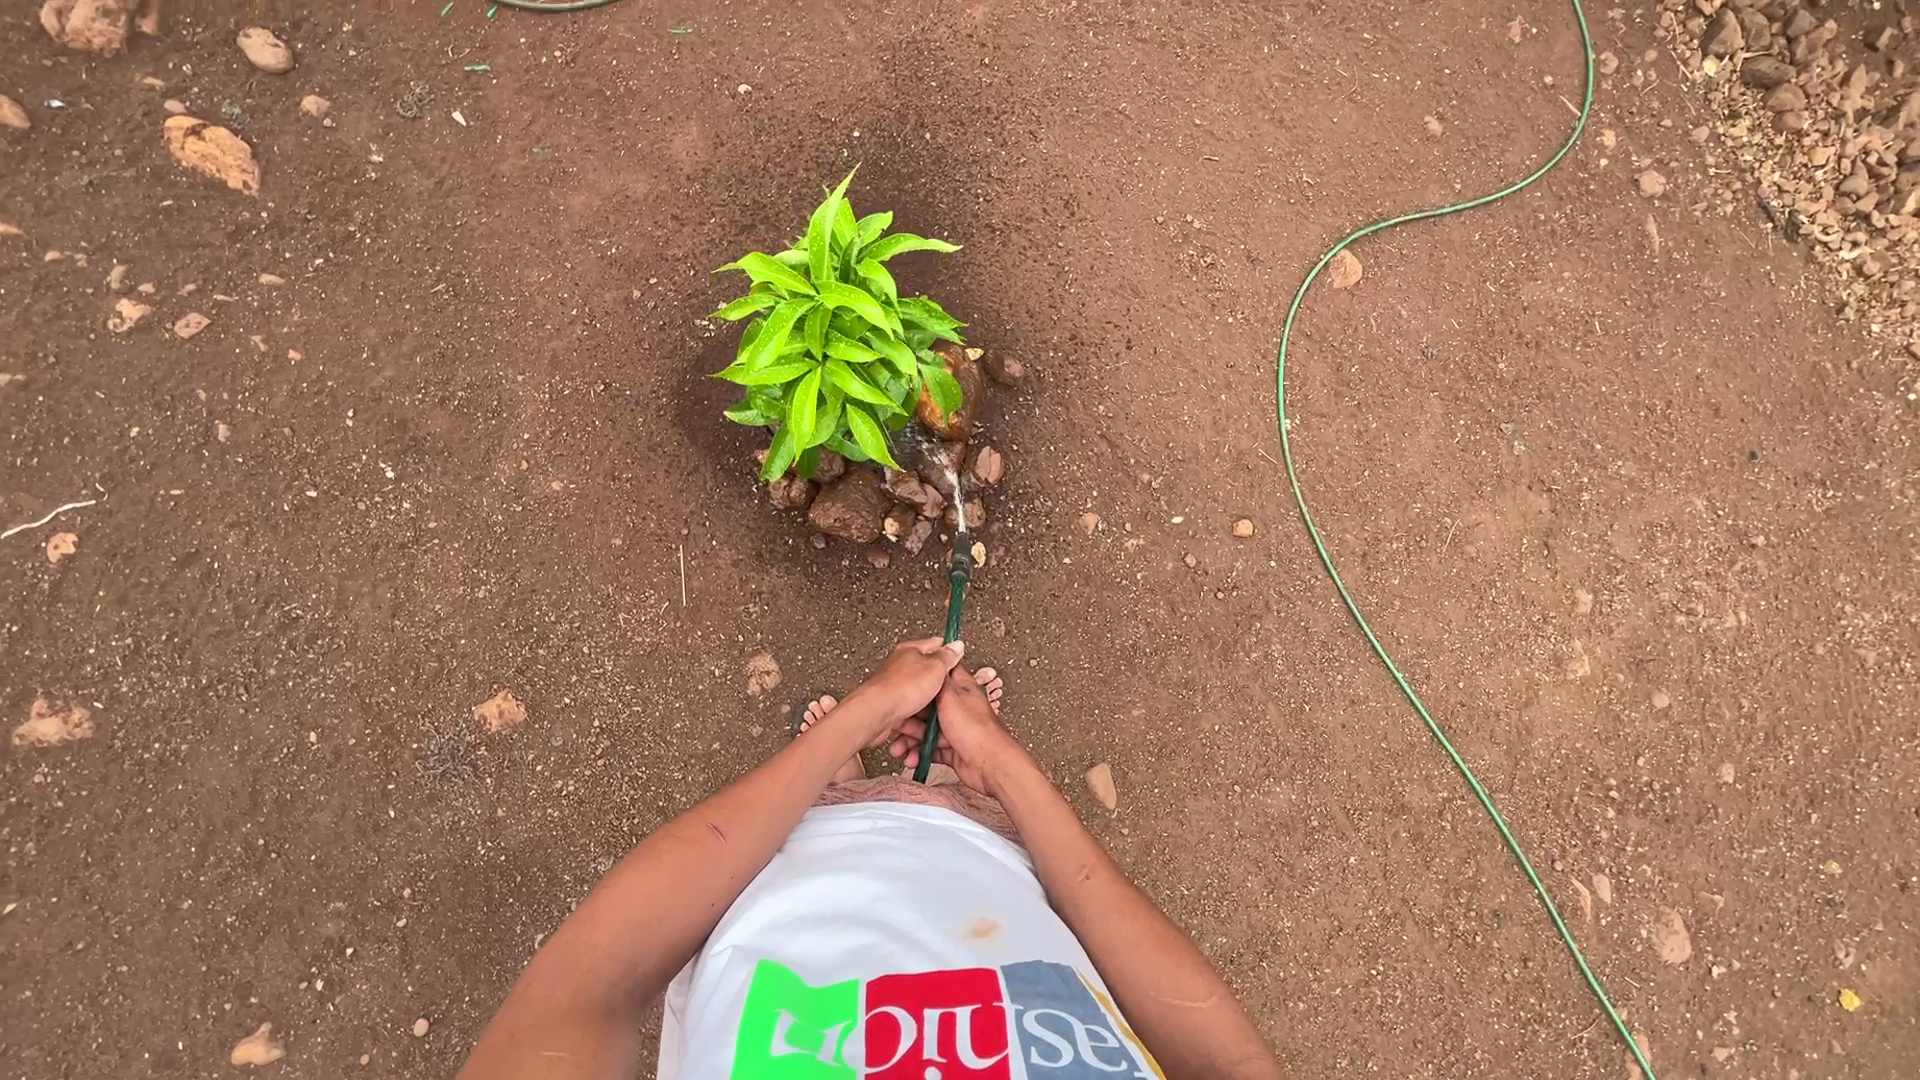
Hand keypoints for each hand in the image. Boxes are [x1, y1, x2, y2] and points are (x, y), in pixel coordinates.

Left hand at [838, 637, 966, 731]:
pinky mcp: (892, 709)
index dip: (949, 655)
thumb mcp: (934, 668)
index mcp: (910, 652)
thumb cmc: (900, 688)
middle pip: (928, 676)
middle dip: (940, 688)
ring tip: (938, 717)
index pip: (935, 646)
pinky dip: (918, 723)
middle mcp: (901, 668)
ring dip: (929, 710)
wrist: (876, 714)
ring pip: (920, 699)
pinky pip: (911, 716)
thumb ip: (947, 657)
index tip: (958, 665)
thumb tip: (956, 645)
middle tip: (950, 695)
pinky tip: (924, 729)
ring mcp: (896, 690)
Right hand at [888, 666, 1035, 797]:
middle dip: (909, 718)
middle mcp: (958, 708)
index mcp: (961, 689)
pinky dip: (919, 754)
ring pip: (926, 731)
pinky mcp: (953, 749)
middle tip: (897, 725)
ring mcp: (955, 729)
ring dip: (910, 740)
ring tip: (899, 748)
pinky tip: (911, 758)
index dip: (923, 679)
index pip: (940, 677)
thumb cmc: (976, 729)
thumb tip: (939, 658)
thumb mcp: (951, 696)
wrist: (989, 763)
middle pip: (928, 708)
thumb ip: (941, 681)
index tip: (906, 684)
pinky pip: (931, 749)